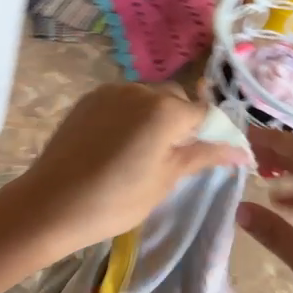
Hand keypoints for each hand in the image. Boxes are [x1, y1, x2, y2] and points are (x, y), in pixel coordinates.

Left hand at [0, 83, 249, 265]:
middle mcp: (140, 89)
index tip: (212, 155)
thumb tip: (241, 150)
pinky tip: (121, 145)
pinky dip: (130, 116)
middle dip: (183, 122)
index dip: (213, 133)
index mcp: (165, 109)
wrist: (51, 202)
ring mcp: (110, 91)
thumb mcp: (165, 180)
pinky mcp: (88, 99)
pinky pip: (122, 100)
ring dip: (156, 116)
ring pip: (148, 97)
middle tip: (176, 157)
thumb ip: (202, 156)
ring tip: (146, 152)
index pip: (204, 113)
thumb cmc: (116, 199)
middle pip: (175, 99)